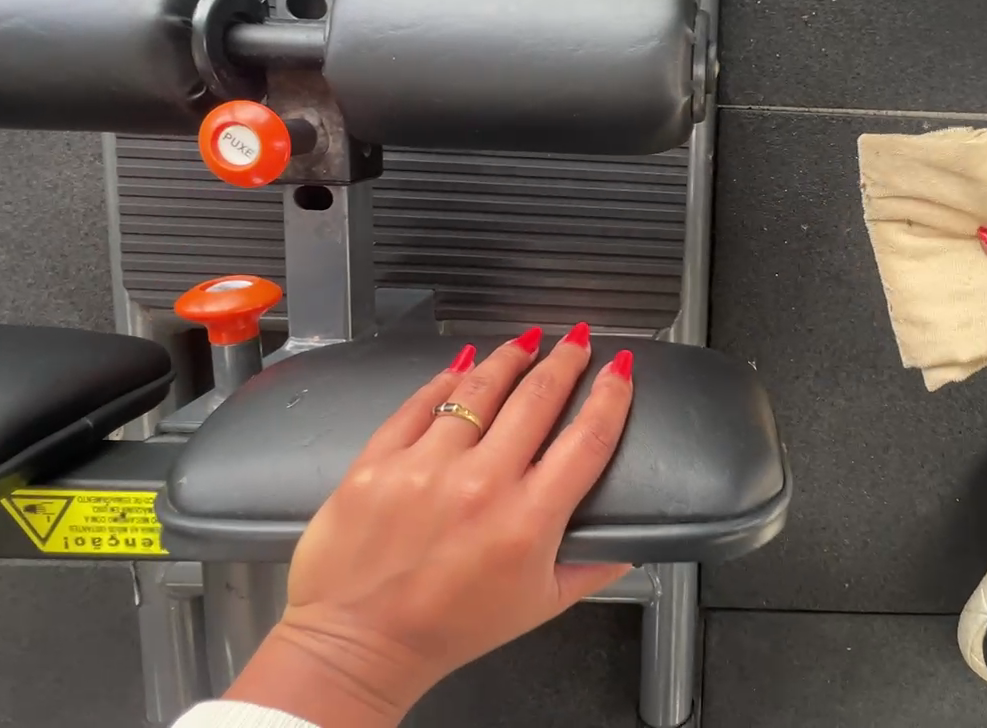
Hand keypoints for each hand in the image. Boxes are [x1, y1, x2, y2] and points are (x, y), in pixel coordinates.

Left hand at [225, 326, 635, 726]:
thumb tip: (632, 540)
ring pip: (480, 388)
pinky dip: (447, 377)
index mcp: (529, 520)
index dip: (612, 395)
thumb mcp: (541, 606)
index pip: (588, 438)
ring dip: (511, 357)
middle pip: (538, 398)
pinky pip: (421, 402)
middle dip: (566, 359)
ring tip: (528, 340)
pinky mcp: (378, 461)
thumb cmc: (454, 629)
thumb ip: (594, 568)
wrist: (354, 648)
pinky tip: (464, 362)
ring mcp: (426, 467)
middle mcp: (482, 484)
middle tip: (578, 339)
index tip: (622, 366)